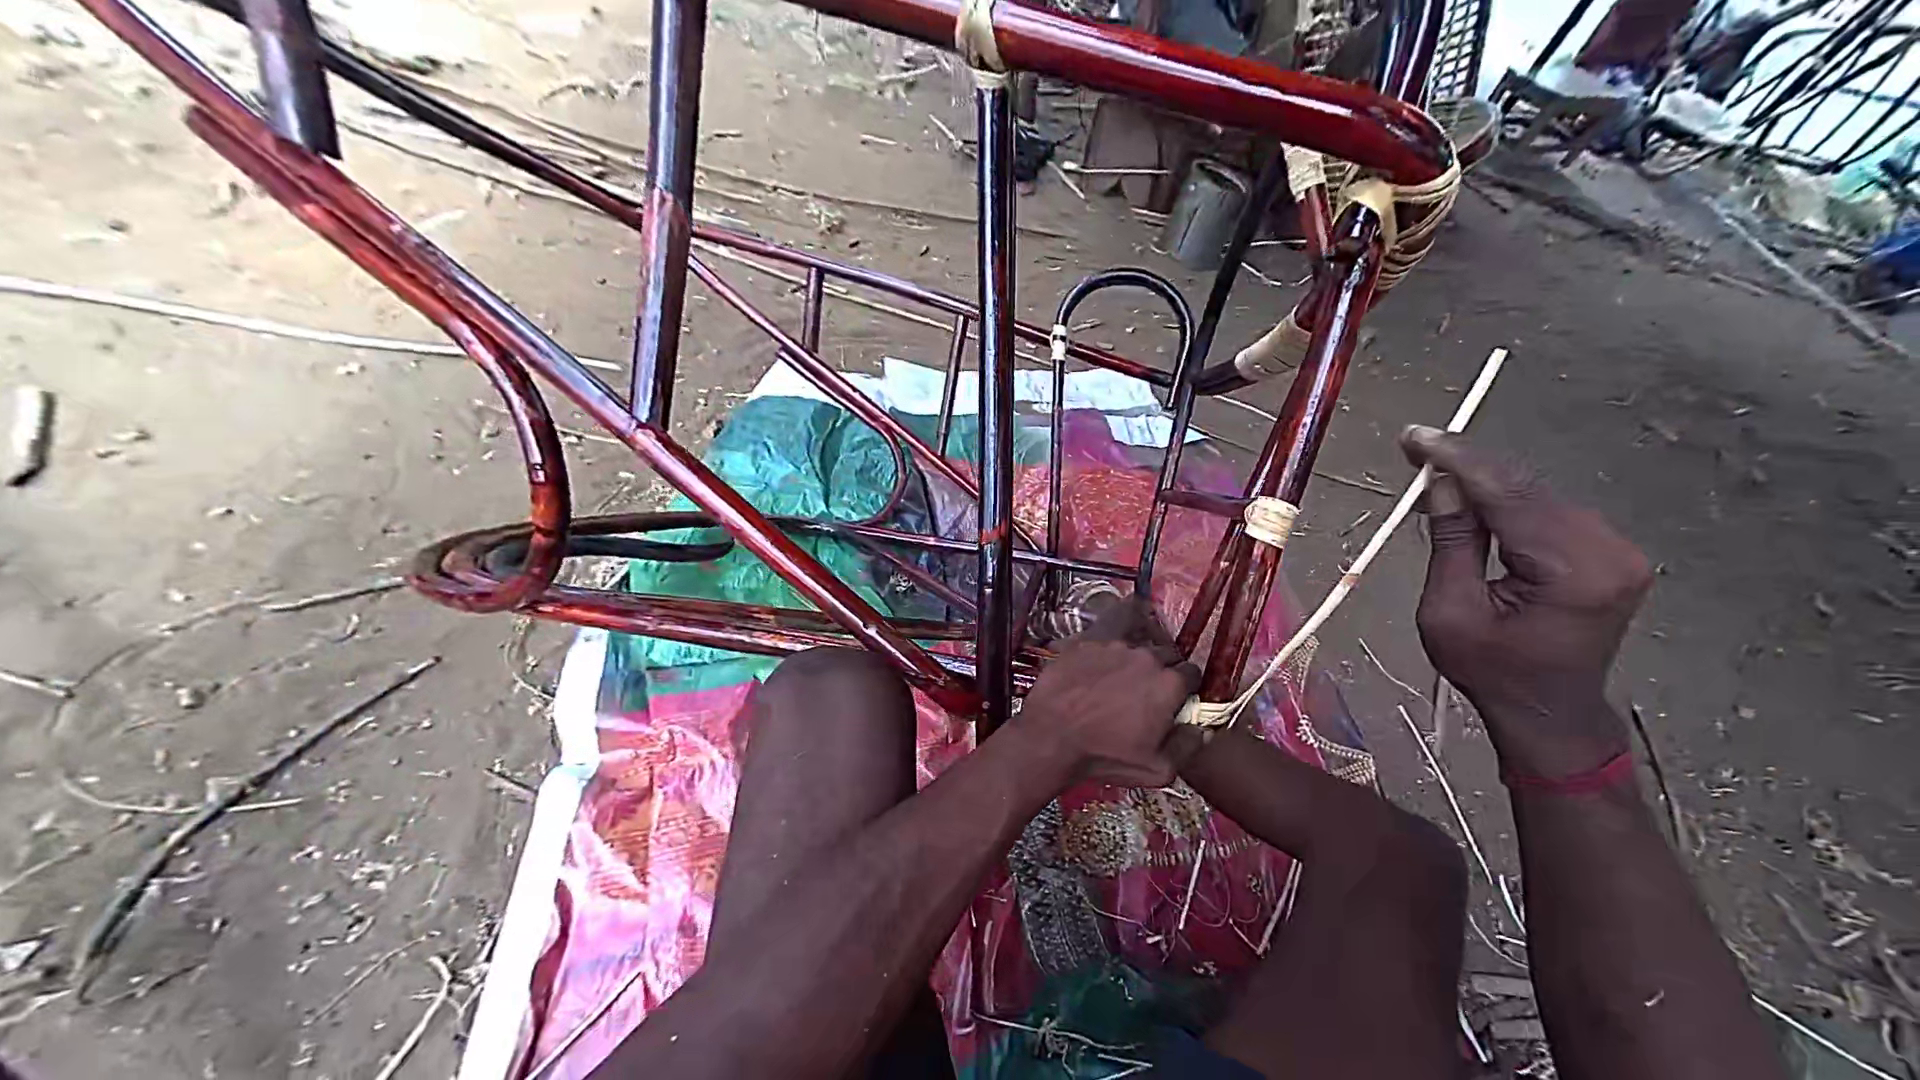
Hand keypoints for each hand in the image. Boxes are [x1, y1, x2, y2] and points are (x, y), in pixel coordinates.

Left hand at [1013, 596, 1198, 786]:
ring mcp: (1111, 646)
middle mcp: (1143, 656)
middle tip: (1145, 693)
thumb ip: (1187, 746)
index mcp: (1167, 683)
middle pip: (1164, 655)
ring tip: (1114, 687)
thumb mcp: (1158, 769)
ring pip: (1132, 648)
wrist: (1051, 736)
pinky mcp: (1083, 643)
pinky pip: (1101, 645)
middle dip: (1161, 671)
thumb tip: (1200, 729)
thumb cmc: (1105, 756)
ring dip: (1130, 663)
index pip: (1192, 672)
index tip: (1175, 699)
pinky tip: (1091, 678)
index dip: (1185, 686)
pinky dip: (1101, 659)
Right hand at [1401, 426, 1652, 777]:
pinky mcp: (1610, 553)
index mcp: (1572, 571)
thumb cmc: (1490, 670)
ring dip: (1485, 484)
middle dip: (1469, 468)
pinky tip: (1473, 501)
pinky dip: (1507, 501)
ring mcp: (1617, 550)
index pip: (1509, 496)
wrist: (1547, 710)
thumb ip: (1452, 542)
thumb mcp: (1450, 611)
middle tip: (1416, 451)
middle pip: (1527, 489)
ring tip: (1435, 480)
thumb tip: (1443, 483)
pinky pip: (1550, 512)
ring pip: (1538, 496)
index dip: (1459, 460)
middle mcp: (1609, 551)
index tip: (1416, 437)